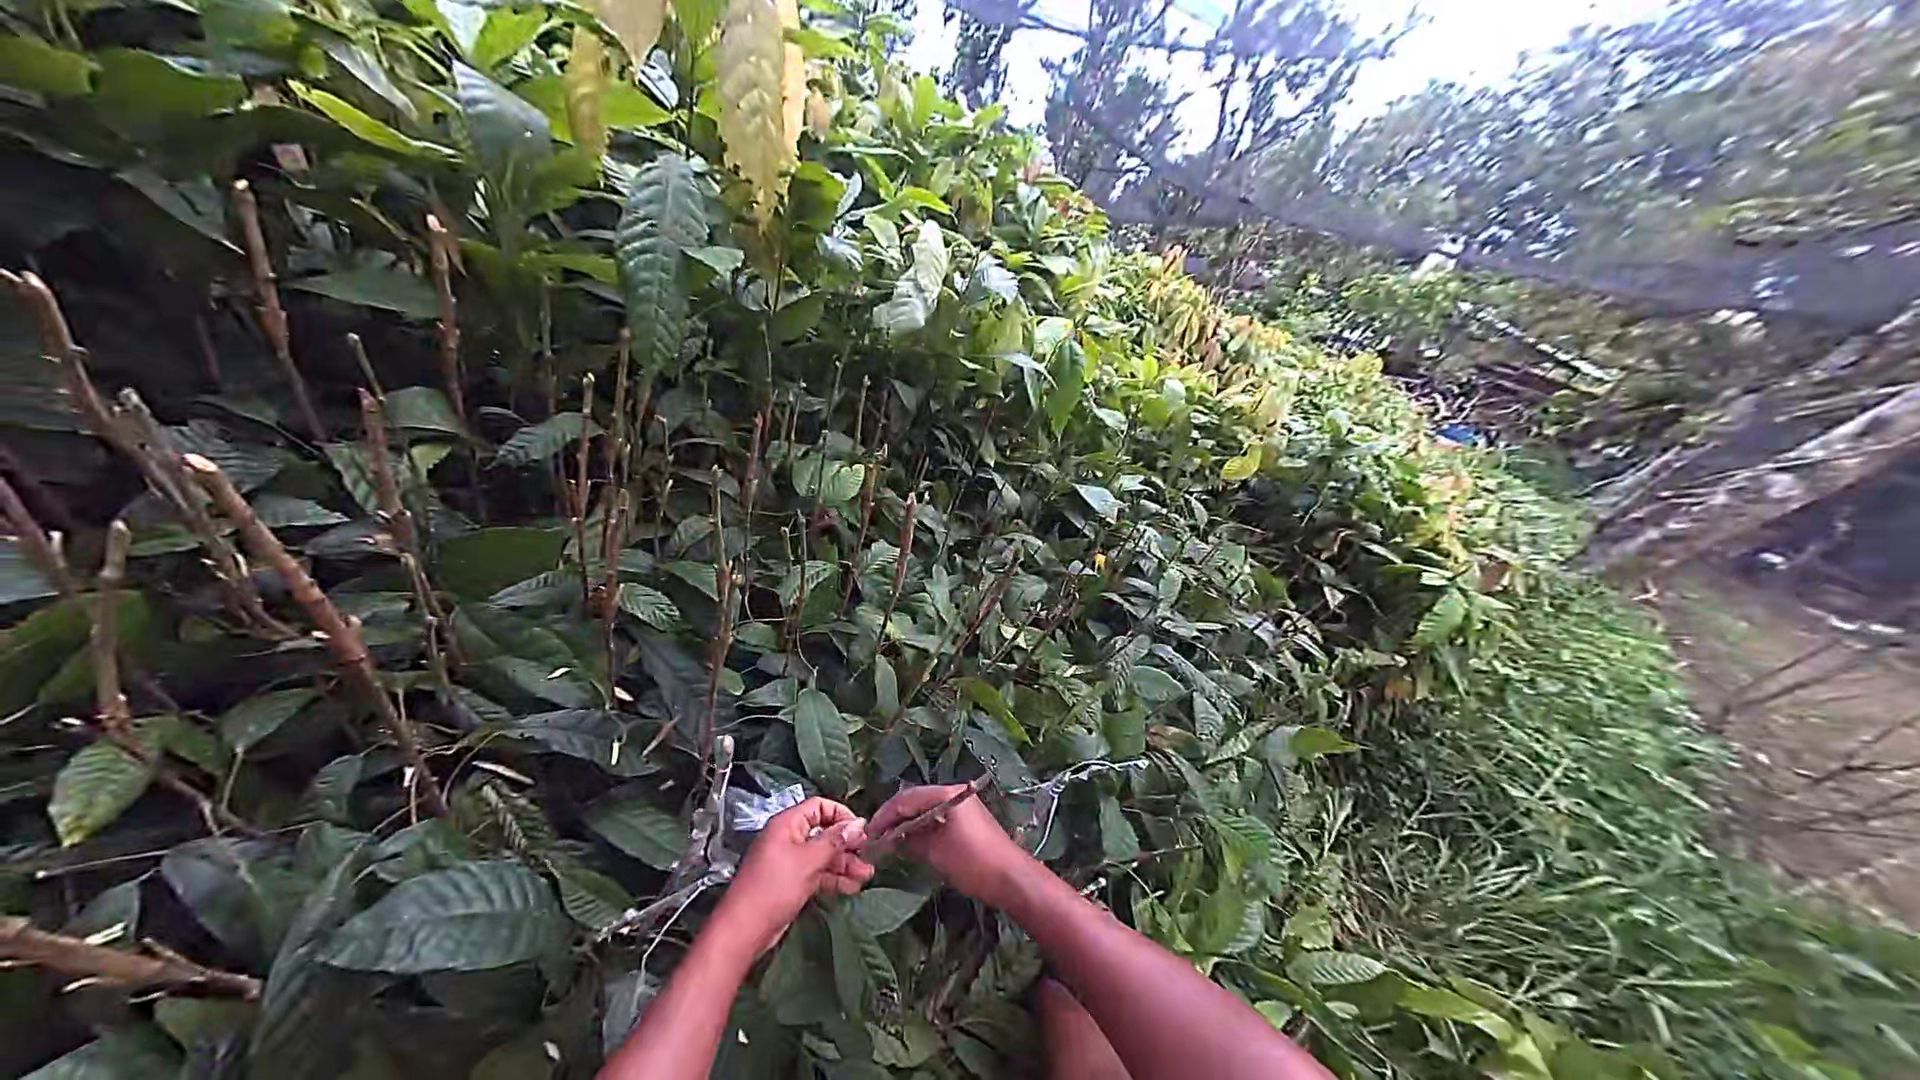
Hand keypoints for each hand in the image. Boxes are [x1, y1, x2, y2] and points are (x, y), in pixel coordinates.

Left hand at [712, 797, 873, 953]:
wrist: (744, 931)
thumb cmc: (774, 887)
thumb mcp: (808, 860)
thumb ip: (835, 841)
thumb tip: (859, 824)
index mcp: (788, 824)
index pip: (820, 807)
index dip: (841, 815)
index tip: (860, 831)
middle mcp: (789, 839)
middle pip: (824, 833)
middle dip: (847, 845)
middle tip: (868, 856)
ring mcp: (790, 862)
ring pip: (823, 856)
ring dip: (845, 865)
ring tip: (866, 876)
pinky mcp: (792, 883)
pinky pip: (818, 874)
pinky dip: (834, 879)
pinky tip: (852, 887)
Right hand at [868, 784, 1031, 908]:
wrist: (1012, 878)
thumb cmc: (972, 863)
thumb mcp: (935, 853)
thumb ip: (909, 840)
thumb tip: (888, 838)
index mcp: (946, 793)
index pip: (906, 799)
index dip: (884, 816)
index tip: (868, 835)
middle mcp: (954, 792)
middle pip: (915, 800)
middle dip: (894, 818)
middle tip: (875, 839)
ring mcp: (962, 804)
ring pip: (925, 808)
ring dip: (907, 824)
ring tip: (888, 842)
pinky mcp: (967, 818)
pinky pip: (937, 816)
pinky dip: (921, 828)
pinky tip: (910, 842)